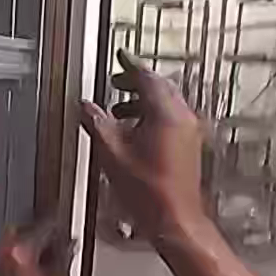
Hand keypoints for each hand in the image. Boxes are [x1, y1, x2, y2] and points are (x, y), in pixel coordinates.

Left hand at [0, 220, 70, 275]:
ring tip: (49, 262)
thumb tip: (66, 247)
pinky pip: (5, 261)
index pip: (42, 227)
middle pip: (22, 231)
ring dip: (29, 249)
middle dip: (41, 236)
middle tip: (59, 245)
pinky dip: (18, 263)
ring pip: (12, 246)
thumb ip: (64, 259)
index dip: (59, 228)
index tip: (67, 230)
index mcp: (19, 253)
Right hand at [80, 49, 209, 241]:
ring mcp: (189, 131)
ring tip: (118, 108)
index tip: (120, 56)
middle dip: (135, 81)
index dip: (130, 65)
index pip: (147, 77)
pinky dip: (151, 115)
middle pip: (159, 86)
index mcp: (165, 114)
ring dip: (142, 100)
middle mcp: (182, 118)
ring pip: (165, 102)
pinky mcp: (189, 145)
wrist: (174, 219)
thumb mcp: (111, 153)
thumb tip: (86, 107)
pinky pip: (170, 118)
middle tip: (116, 81)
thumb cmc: (149, 192)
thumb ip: (96, 123)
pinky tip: (134, 130)